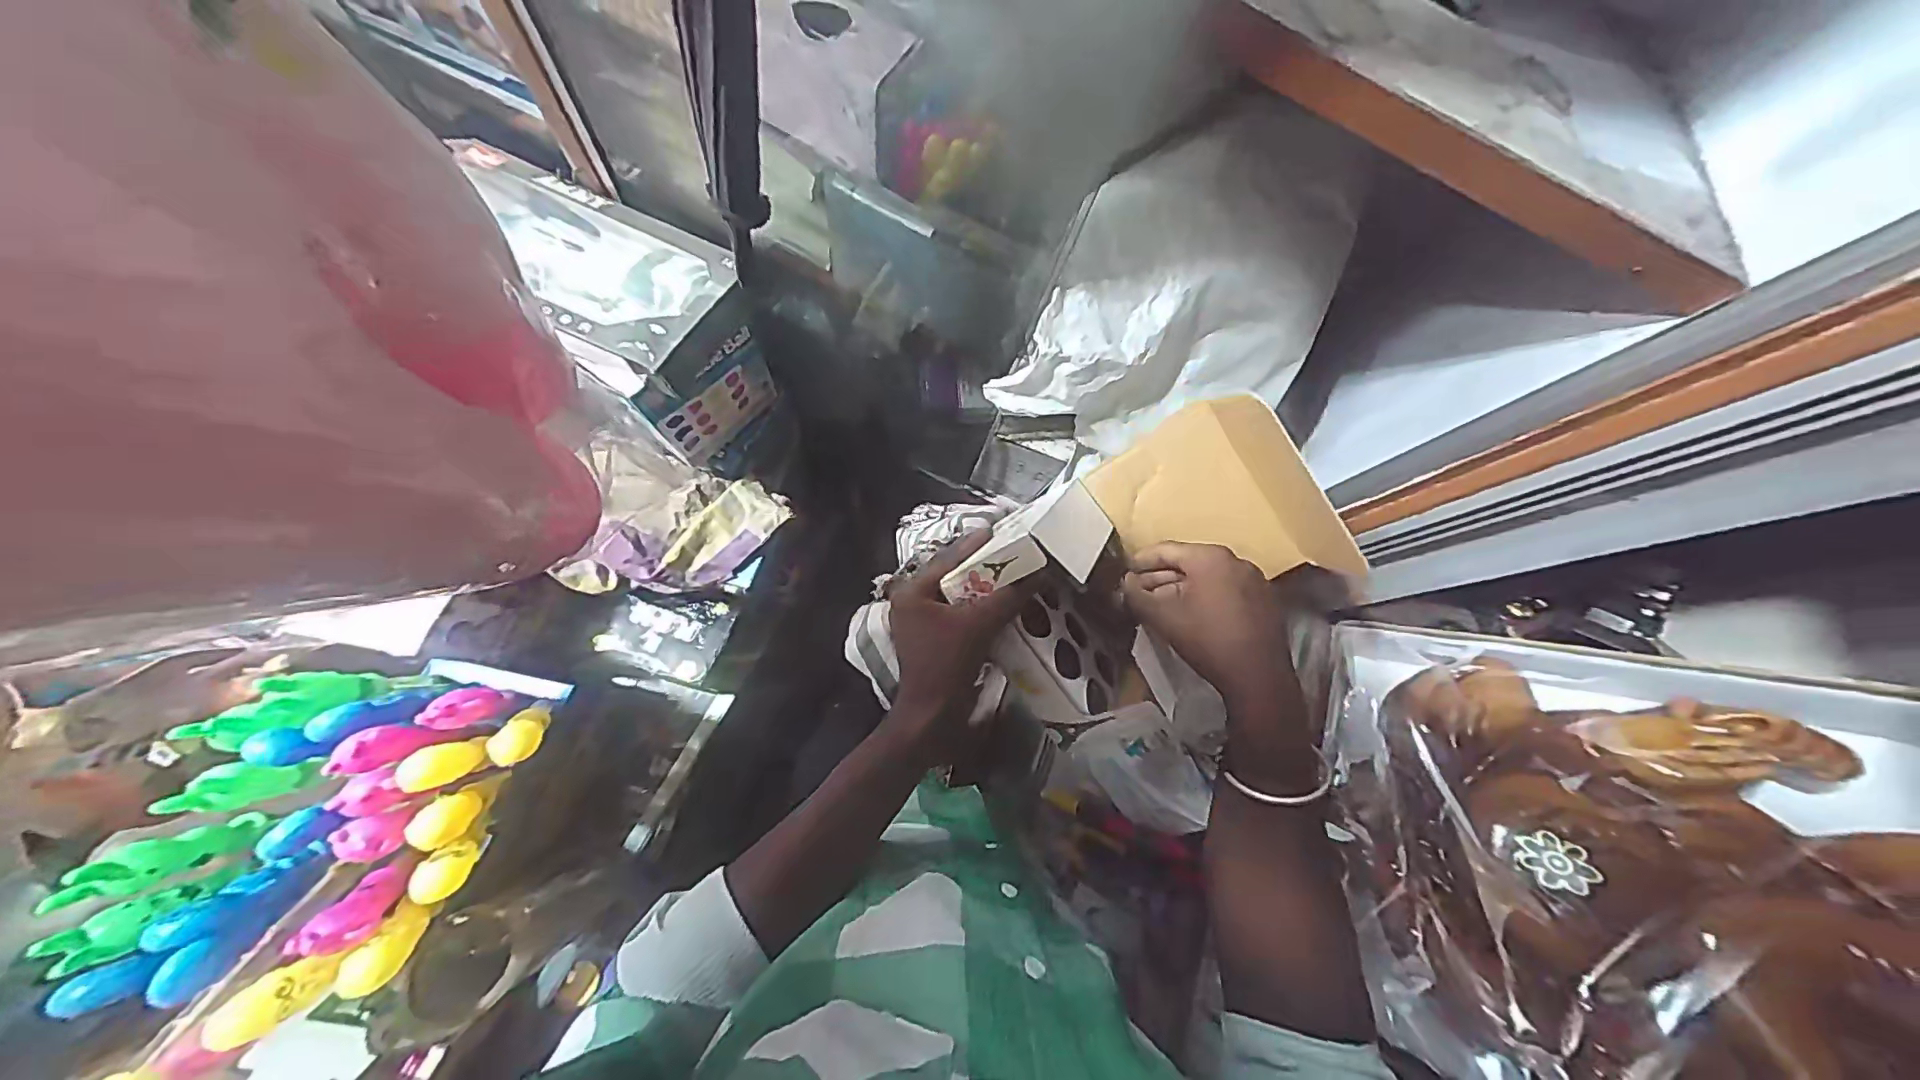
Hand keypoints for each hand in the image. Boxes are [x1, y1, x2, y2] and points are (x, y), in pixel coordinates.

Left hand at [887, 529, 1028, 727]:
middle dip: (989, 568)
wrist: (932, 719)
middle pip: (957, 577)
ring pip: (963, 597)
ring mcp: (926, 624)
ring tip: (1020, 576)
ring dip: (990, 590)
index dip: (980, 545)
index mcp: (913, 592)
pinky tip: (1010, 606)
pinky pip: (965, 617)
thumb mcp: (977, 626)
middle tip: (1019, 554)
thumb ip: (1007, 597)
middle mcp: (915, 603)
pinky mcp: (939, 642)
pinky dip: (986, 611)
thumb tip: (1038, 572)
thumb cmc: (945, 666)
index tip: (1006, 530)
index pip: (950, 558)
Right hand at [1121, 542, 1295, 715]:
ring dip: (1182, 588)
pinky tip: (1192, 616)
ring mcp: (1254, 580)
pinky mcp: (1265, 600)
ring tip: (1161, 605)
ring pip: (1208, 577)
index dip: (1140, 561)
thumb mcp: (1161, 617)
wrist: (1257, 676)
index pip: (1166, 550)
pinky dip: (1205, 597)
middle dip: (1160, 577)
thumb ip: (1136, 595)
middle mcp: (1236, 561)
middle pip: (1188, 562)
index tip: (1125, 572)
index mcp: (1210, 557)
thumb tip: (1126, 582)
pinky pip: (1226, 590)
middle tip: (1138, 592)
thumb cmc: (1206, 640)